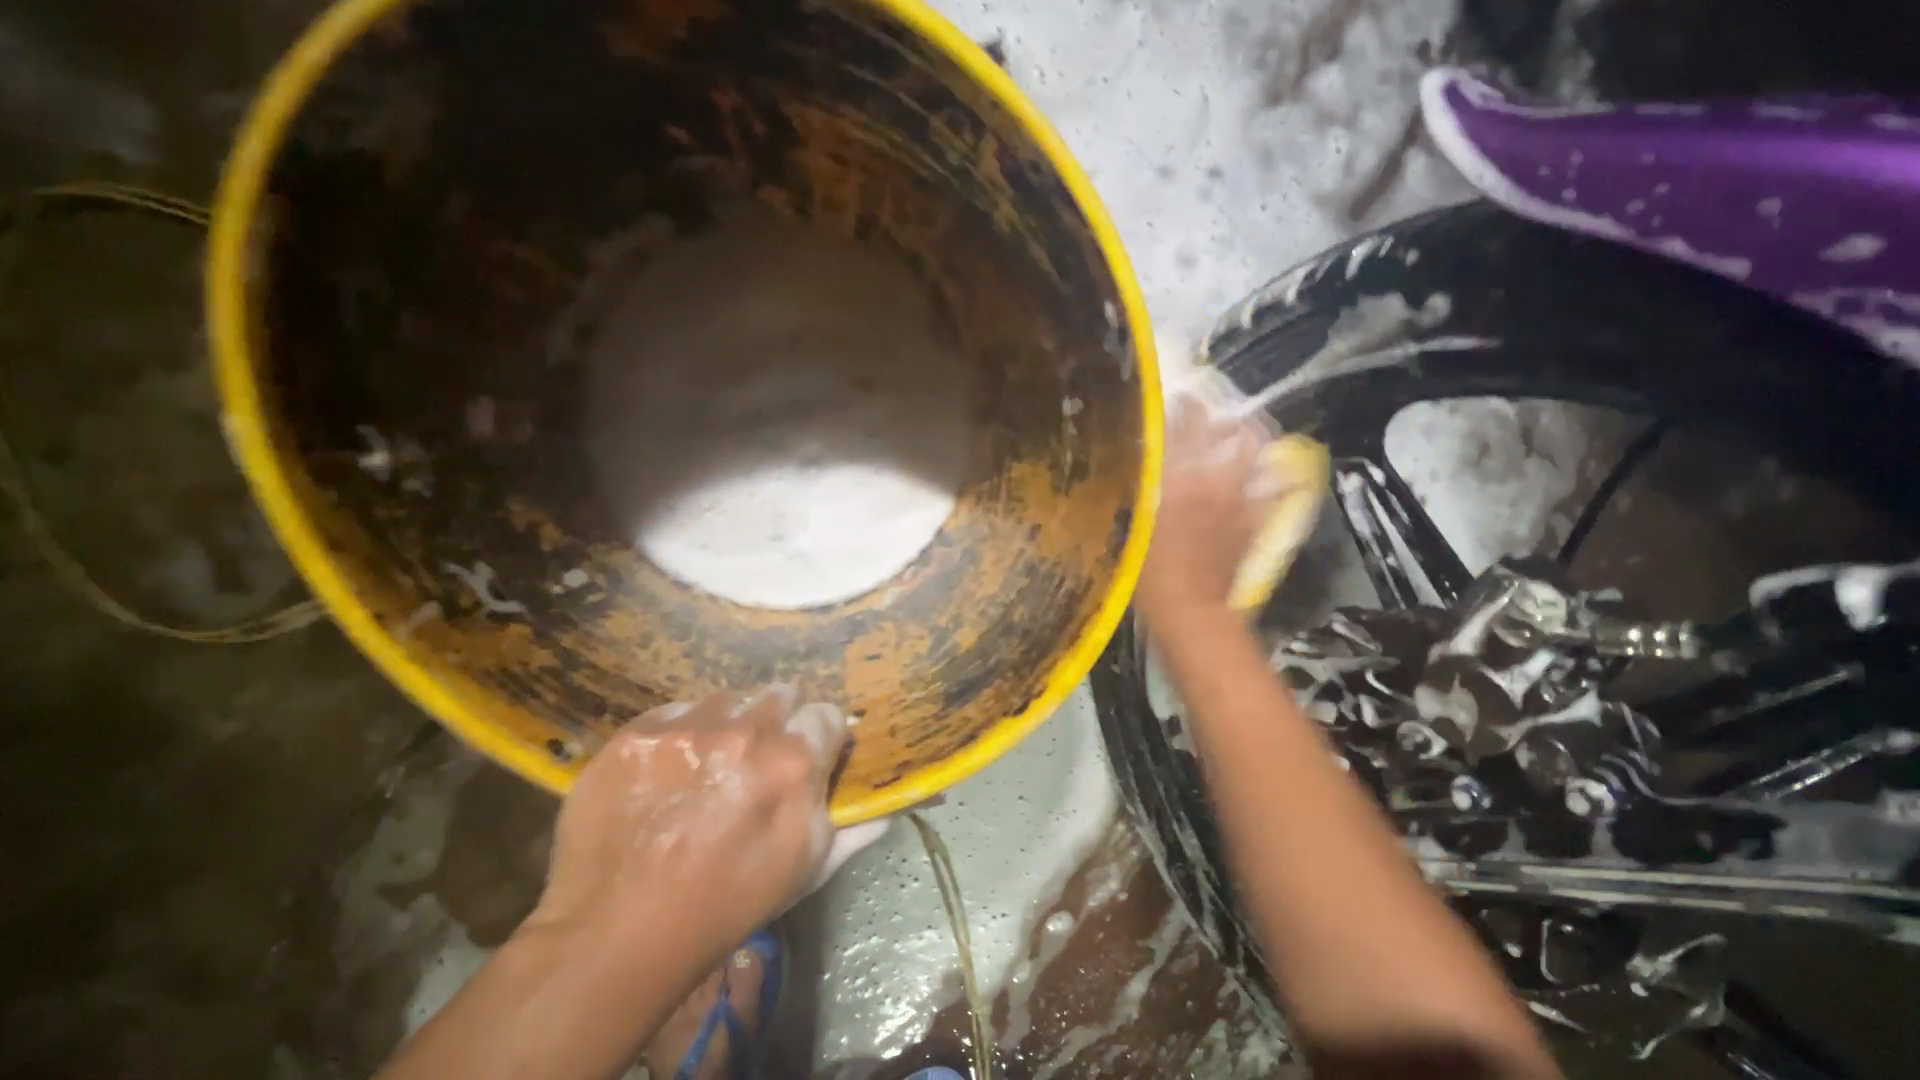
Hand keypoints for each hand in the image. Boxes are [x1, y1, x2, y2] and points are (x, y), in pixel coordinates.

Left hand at [524, 687, 881, 970]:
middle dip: (778, 722)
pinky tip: (669, 771)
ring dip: (729, 724)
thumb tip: (884, 808)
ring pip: (725, 699)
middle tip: (760, 759)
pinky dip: (681, 733)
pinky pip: (674, 712)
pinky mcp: (636, 732)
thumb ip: (851, 829)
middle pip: (779, 694)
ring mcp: (685, 727)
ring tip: (710, 764)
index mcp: (794, 762)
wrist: (619, 930)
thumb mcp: (805, 872)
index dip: (821, 737)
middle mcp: (744, 730)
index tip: (810, 757)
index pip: (826, 714)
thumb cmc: (727, 906)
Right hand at [1139, 386, 1281, 619]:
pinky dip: (1267, 473)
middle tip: (1210, 413)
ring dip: (1248, 436)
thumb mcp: (1132, 523)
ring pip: (1256, 452)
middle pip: (1231, 430)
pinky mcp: (1257, 519)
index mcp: (1181, 477)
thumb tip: (1142, 455)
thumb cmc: (1149, 573)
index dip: (1183, 404)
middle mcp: (1218, 479)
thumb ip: (1140, 484)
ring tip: (1239, 432)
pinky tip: (1259, 472)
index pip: (1186, 423)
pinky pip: (1271, 486)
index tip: (1176, 396)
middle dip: (1222, 415)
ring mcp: (1243, 499)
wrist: (1194, 613)